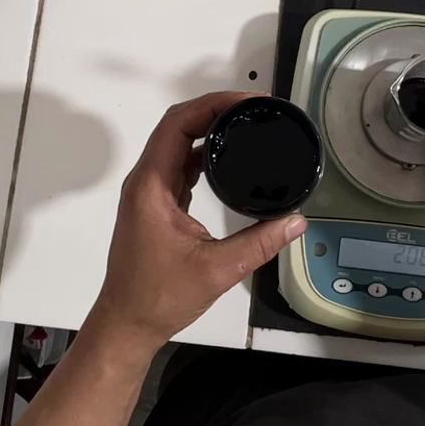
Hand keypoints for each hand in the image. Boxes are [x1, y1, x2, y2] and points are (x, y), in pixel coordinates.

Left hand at [84, 92, 308, 352]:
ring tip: (246, 123)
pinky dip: (203, 152)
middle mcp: (146, 181)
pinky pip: (180, 165)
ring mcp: (150, 191)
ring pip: (178, 143)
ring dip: (209, 129)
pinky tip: (229, 156)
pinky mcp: (158, 203)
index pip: (178, 124)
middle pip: (178, 126)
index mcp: (151, 185)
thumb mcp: (217, 269)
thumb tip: (297, 221)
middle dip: (215, 110)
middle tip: (255, 108)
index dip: (212, 104)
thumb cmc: (159, 297)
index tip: (248, 102)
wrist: (127, 323)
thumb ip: (260, 243)